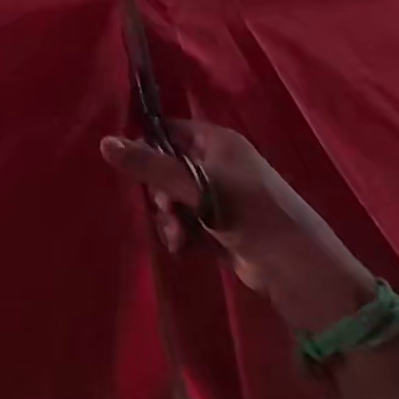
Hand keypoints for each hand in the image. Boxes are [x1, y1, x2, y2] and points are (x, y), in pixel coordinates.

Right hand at [100, 120, 376, 331]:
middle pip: (165, 168)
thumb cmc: (250, 212)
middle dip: (158, 193)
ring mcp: (217, 195)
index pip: (168, 131)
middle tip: (166, 210)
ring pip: (172, 199)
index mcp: (216, 142)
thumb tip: (103, 141)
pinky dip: (180, 233)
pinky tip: (184, 246)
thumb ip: (150, 166)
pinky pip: (183, 222)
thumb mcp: (197, 185)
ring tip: (178, 237)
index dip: (145, 146)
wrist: (294, 267)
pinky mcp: (217, 224)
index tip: (130, 169)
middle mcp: (215, 163)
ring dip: (168, 219)